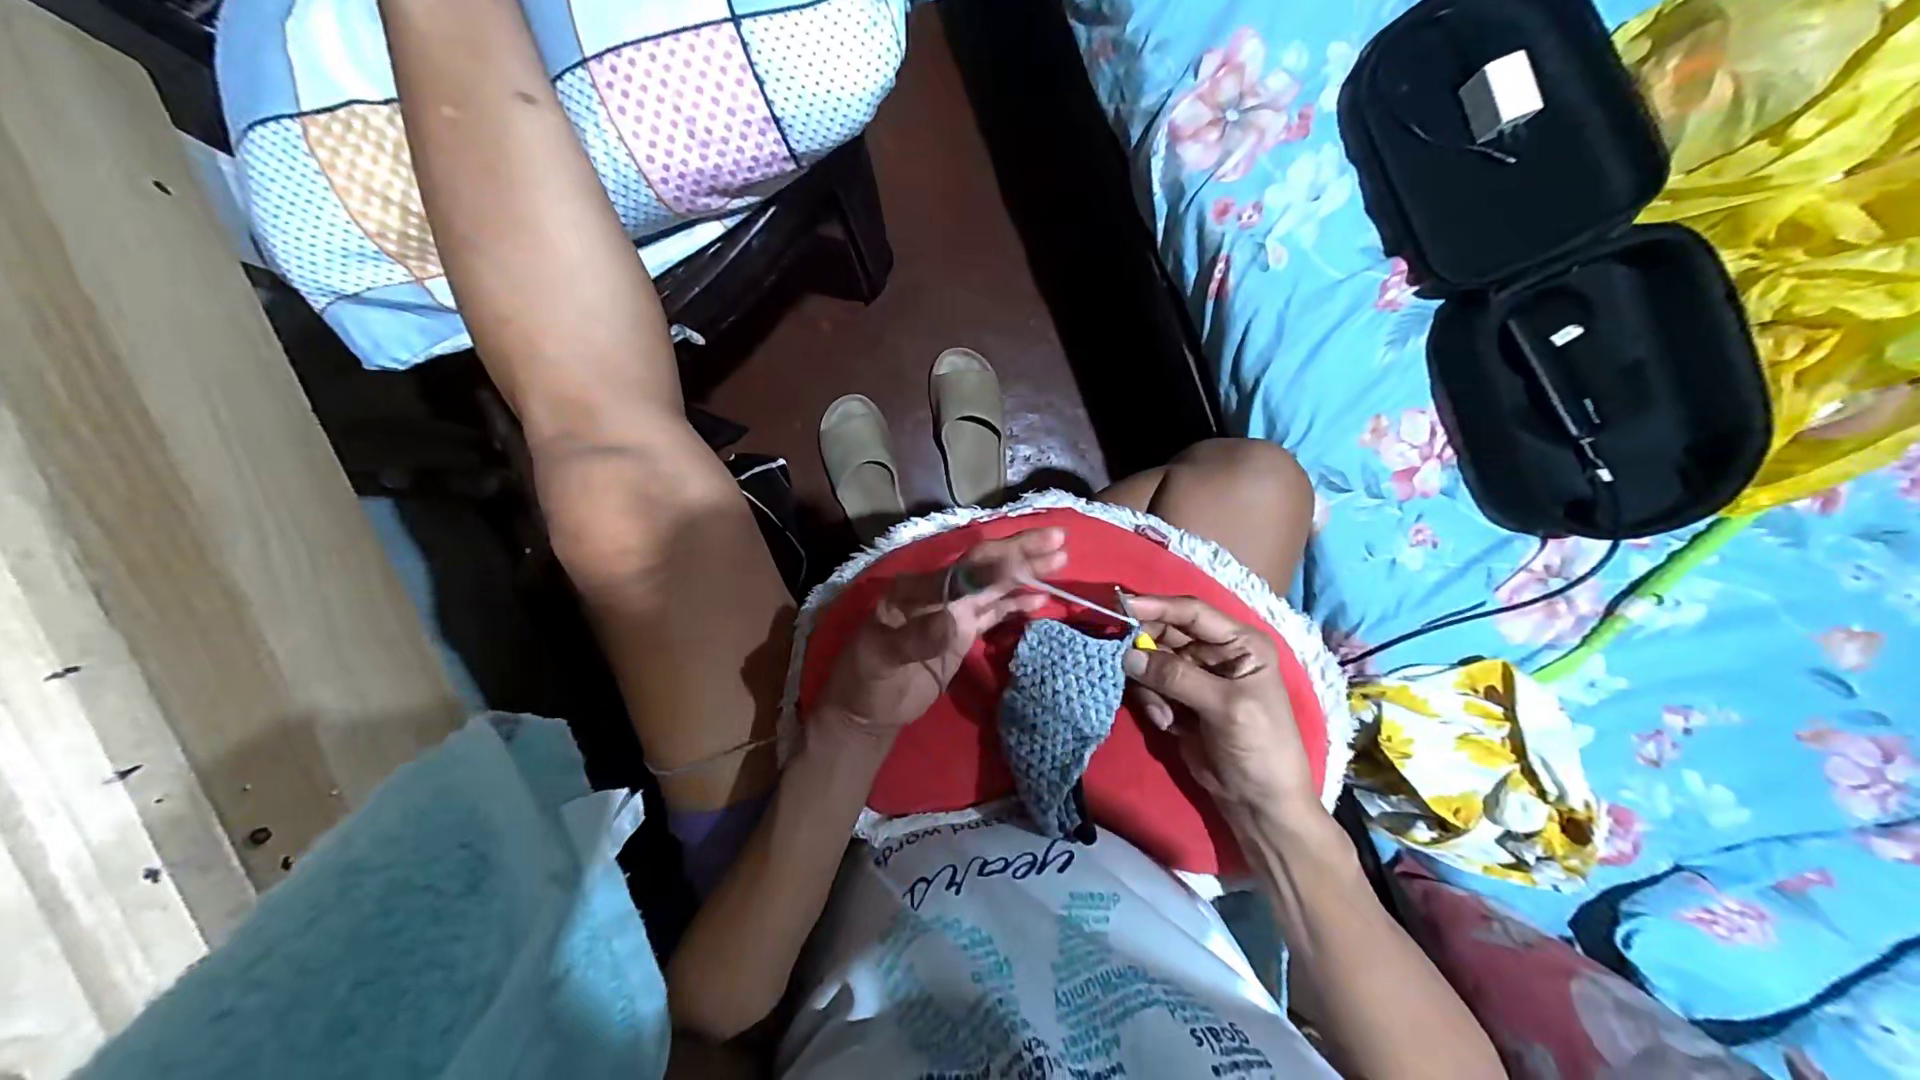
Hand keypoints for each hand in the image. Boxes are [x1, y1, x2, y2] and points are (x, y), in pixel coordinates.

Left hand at [813, 528, 1066, 737]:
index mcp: (915, 590)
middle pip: (984, 566)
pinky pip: (995, 612)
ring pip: (995, 585)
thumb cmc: (865, 678)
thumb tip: (956, 619)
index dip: (991, 566)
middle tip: (1058, 538)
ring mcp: (954, 612)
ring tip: (1061, 558)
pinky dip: (1018, 604)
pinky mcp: (963, 632)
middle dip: (1020, 552)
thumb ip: (916, 637)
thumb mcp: (881, 657)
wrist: (866, 709)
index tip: (1022, 561)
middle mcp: (938, 593)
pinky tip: (1041, 599)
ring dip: (1026, 572)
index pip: (959, 571)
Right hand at [1120, 595, 1320, 818]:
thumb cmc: (1260, 747)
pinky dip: (1150, 701)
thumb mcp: (1225, 707)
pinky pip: (1148, 686)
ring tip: (1163, 714)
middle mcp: (1215, 652)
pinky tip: (1166, 723)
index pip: (1192, 612)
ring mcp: (1194, 676)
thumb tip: (1128, 655)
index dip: (1157, 606)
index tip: (1121, 605)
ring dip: (1148, 684)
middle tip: (1122, 661)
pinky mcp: (1177, 699)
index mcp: (1240, 643)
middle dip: (1144, 648)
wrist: (1260, 803)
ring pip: (1151, 660)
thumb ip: (1177, 676)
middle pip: (1165, 633)